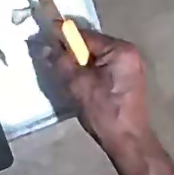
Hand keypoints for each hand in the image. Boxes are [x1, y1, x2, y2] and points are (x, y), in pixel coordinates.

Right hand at [45, 27, 158, 164]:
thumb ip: (61, 62)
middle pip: (91, 45)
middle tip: (50, 56)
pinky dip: (87, 72)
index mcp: (120, 50)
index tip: (44, 33)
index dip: (63, 35)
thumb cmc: (104, 112)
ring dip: (78, 63)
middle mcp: (129, 53)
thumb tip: (46, 47)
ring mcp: (130, 67)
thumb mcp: (77, 85)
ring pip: (95, 58)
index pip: (85, 35)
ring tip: (61, 71)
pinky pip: (102, 69)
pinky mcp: (126, 81)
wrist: (128, 141)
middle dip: (70, 51)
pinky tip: (76, 83)